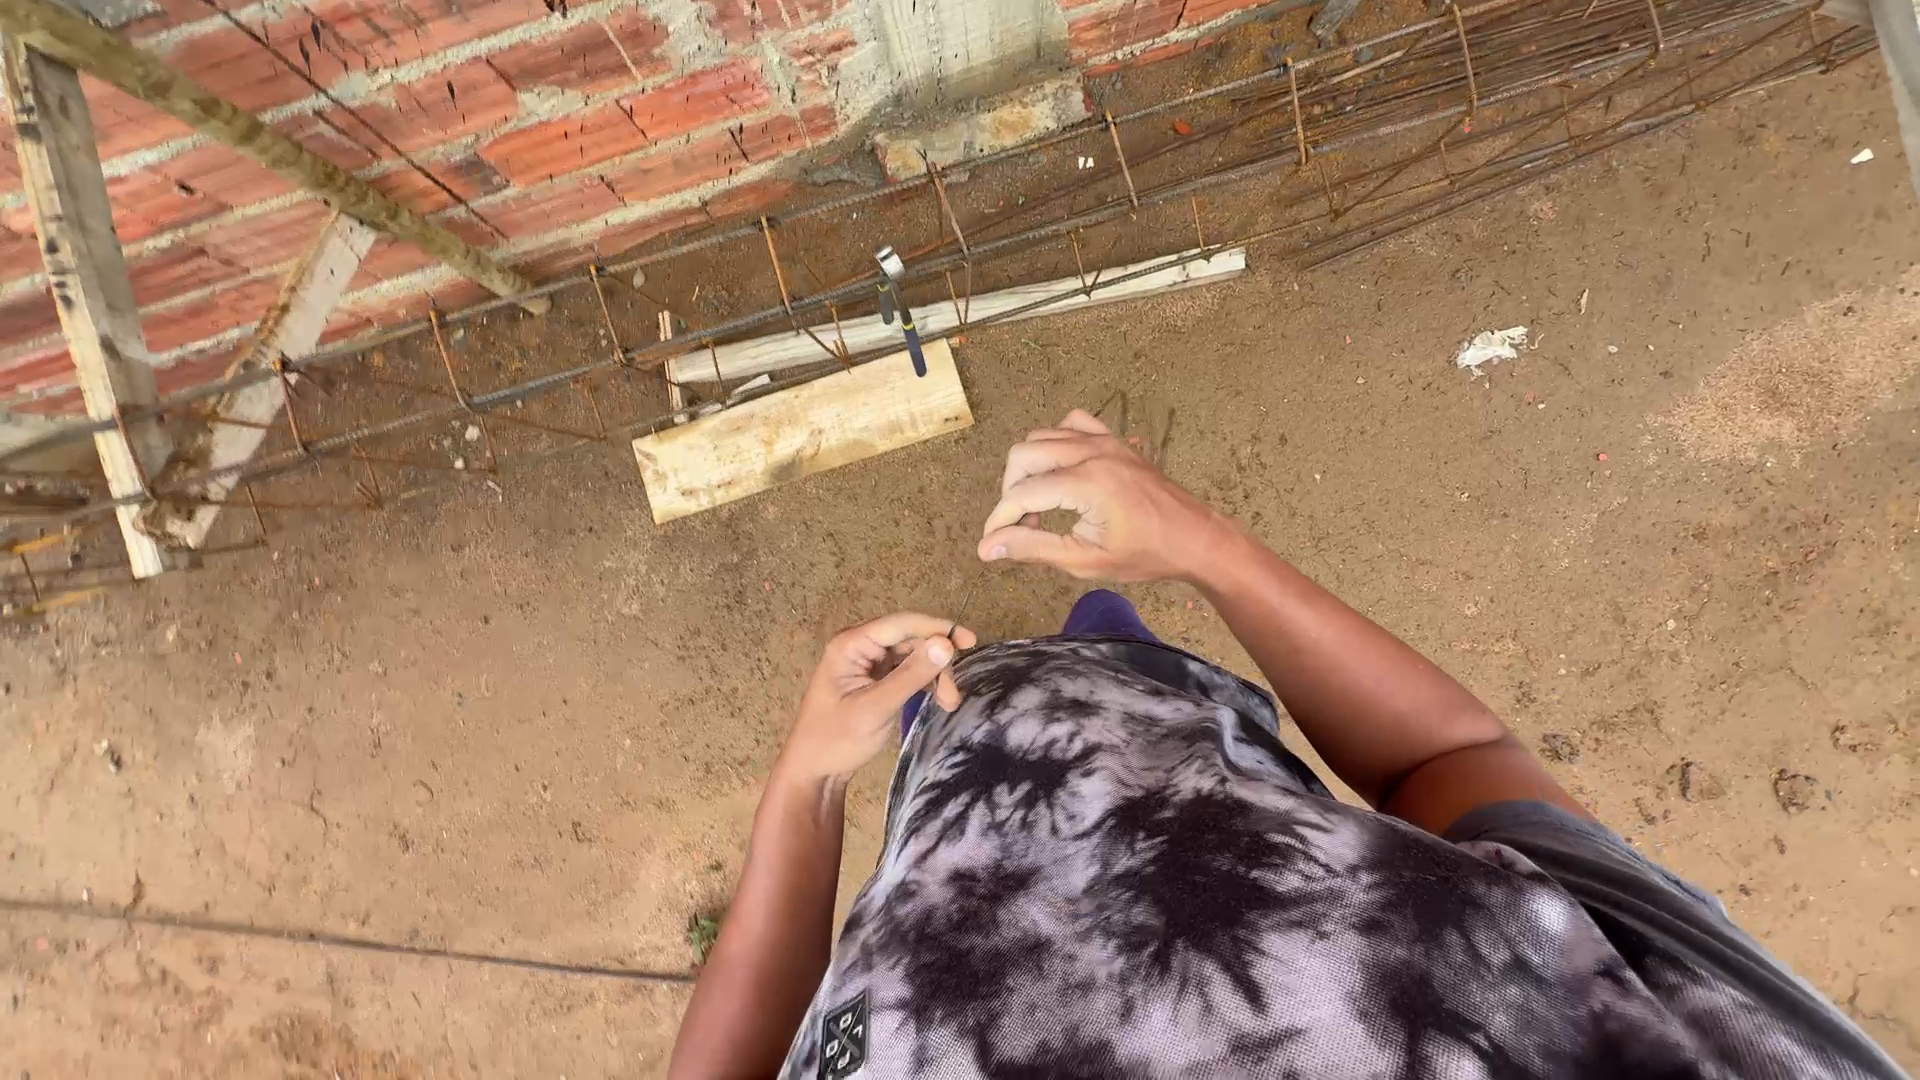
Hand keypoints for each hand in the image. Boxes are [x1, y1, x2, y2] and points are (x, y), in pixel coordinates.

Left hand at [777, 612, 978, 785]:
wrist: (813, 772)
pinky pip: (908, 670)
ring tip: (948, 703)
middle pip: (911, 639)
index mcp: (851, 644)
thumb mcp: (875, 708)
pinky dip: (925, 682)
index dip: (937, 628)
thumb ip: (911, 675)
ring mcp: (868, 662)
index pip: (902, 624)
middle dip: (937, 661)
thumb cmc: (835, 739)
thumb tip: (946, 644)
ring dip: (934, 674)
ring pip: (913, 655)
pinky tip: (938, 700)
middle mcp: (860, 646)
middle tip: (954, 693)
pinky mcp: (875, 679)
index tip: (969, 641)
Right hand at [976, 409, 1237, 582]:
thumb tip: (987, 547)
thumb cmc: (1144, 555)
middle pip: (1023, 456)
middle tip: (1024, 525)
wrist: (1193, 538)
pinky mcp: (1113, 439)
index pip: (1022, 494)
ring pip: (1041, 437)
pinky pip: (1070, 425)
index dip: (999, 520)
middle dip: (1011, 491)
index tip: (991, 543)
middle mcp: (1092, 452)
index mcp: (1087, 484)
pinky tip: (1061, 472)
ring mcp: (1104, 440)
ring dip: (1029, 470)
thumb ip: (1032, 549)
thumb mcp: (1085, 561)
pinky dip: (1055, 444)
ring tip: (1041, 506)